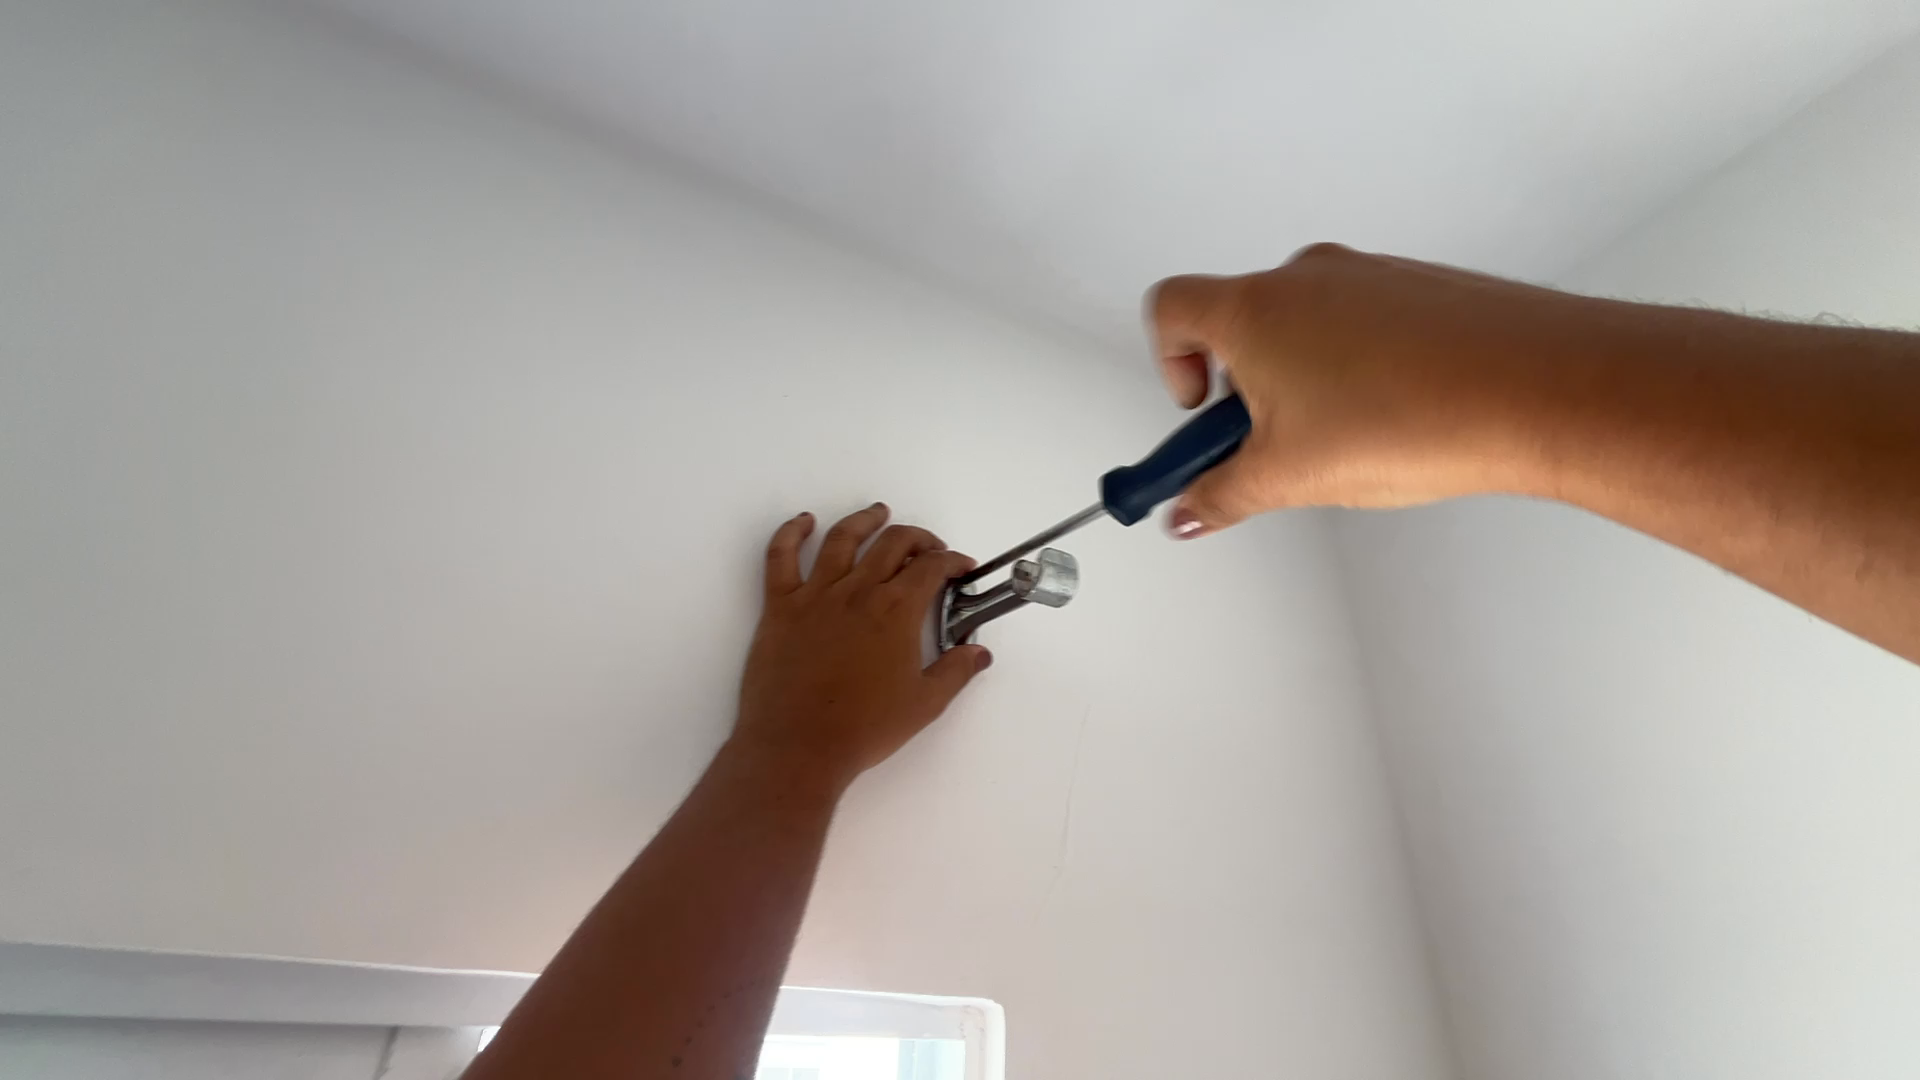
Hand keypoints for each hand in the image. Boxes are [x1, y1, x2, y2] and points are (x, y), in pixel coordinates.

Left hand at [732, 503, 991, 787]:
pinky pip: (780, 556)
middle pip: (894, 543)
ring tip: (878, 513)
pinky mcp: (780, 606)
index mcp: (896, 611)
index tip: (961, 567)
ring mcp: (816, 594)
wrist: (798, 748)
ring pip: (843, 538)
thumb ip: (957, 672)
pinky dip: (791, 532)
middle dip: (919, 538)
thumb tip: (980, 652)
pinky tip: (803, 521)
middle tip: (929, 548)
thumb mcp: (924, 704)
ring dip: (865, 520)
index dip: (953, 561)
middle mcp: (859, 590)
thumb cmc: (864, 728)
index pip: (932, 568)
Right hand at [1147, 243, 1579, 535]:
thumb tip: (1189, 511)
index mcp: (1255, 310)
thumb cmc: (1412, 417)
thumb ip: (1218, 495)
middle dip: (1235, 391)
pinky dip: (1345, 371)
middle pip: (1233, 325)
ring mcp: (1366, 278)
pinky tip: (1382, 420)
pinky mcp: (1416, 291)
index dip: (1167, 364)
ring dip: (1292, 383)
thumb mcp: (1286, 477)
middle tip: (1265, 446)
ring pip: (1296, 329)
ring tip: (1336, 441)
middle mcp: (1305, 279)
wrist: (1549, 389)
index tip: (1198, 414)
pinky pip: (1352, 327)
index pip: (1169, 310)